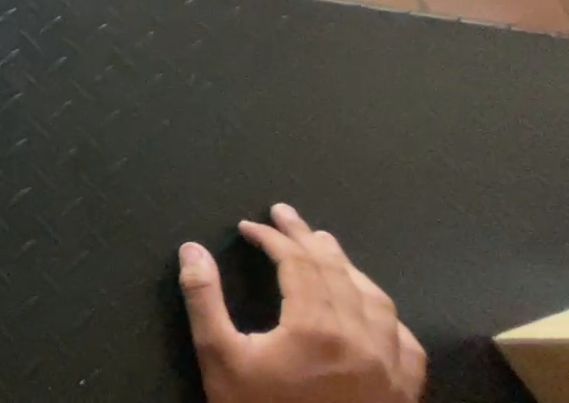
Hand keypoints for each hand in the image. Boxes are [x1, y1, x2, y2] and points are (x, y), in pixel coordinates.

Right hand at [179, 203, 424, 402]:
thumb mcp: (218, 354)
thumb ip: (203, 297)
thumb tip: (192, 247)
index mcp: (317, 327)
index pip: (298, 264)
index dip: (272, 238)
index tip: (247, 225)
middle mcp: (363, 340)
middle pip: (338, 274)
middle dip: (307, 239)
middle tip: (285, 214)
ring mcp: (391, 369)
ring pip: (377, 301)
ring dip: (348, 268)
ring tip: (326, 246)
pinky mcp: (404, 393)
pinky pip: (405, 341)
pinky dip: (384, 312)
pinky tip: (372, 307)